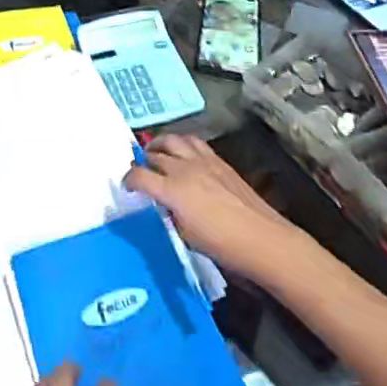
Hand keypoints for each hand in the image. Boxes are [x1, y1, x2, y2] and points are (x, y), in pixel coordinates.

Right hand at [124, 134, 306, 283]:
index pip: (139, 175)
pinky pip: (195, 143)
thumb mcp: (185, 235)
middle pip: (155, 154)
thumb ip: (170, 213)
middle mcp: (184, 169)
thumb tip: (165, 203)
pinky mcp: (219, 161)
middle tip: (140, 169)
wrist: (260, 237)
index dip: (128, 179)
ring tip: (156, 151)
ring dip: (161, 144)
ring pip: (175, 140)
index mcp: (172, 191)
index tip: (126, 186)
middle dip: (143, 161)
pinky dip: (183, 144)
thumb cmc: (221, 245)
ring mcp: (203, 161)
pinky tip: (183, 153)